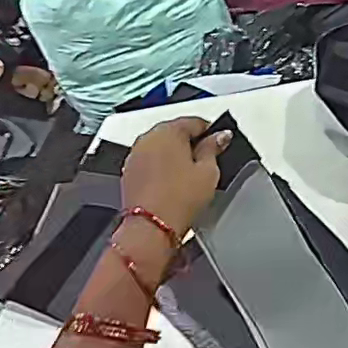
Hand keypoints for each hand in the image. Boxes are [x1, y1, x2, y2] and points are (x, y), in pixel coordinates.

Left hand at [121, 118, 232, 237]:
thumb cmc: (177, 200)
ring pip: (160, 148)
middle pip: (174, 133)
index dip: (210, 131)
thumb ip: (214, 148)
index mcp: (168, 130)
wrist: (151, 227)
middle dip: (190, 144)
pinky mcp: (128, 173)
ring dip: (173, 157)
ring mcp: (135, 155)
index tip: (218, 141)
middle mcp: (147, 138)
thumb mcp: (208, 171)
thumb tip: (219, 137)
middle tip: (205, 163)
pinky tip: (172, 185)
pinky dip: (160, 170)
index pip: (194, 121)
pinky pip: (149, 164)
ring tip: (188, 178)